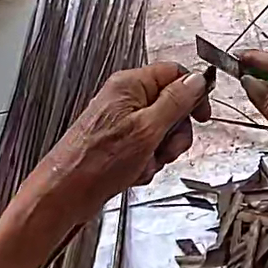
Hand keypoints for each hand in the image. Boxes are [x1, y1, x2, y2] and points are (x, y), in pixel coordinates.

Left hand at [9, 62, 211, 239]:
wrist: (66, 193)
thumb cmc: (95, 161)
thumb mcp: (148, 129)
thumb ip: (176, 102)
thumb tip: (197, 80)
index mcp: (130, 84)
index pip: (174, 74)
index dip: (193, 94)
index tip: (201, 116)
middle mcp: (125, 99)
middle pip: (172, 106)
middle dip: (175, 133)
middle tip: (165, 147)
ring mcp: (122, 122)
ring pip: (162, 132)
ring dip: (160, 152)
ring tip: (145, 162)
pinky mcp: (119, 144)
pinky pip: (148, 149)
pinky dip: (147, 163)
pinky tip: (134, 171)